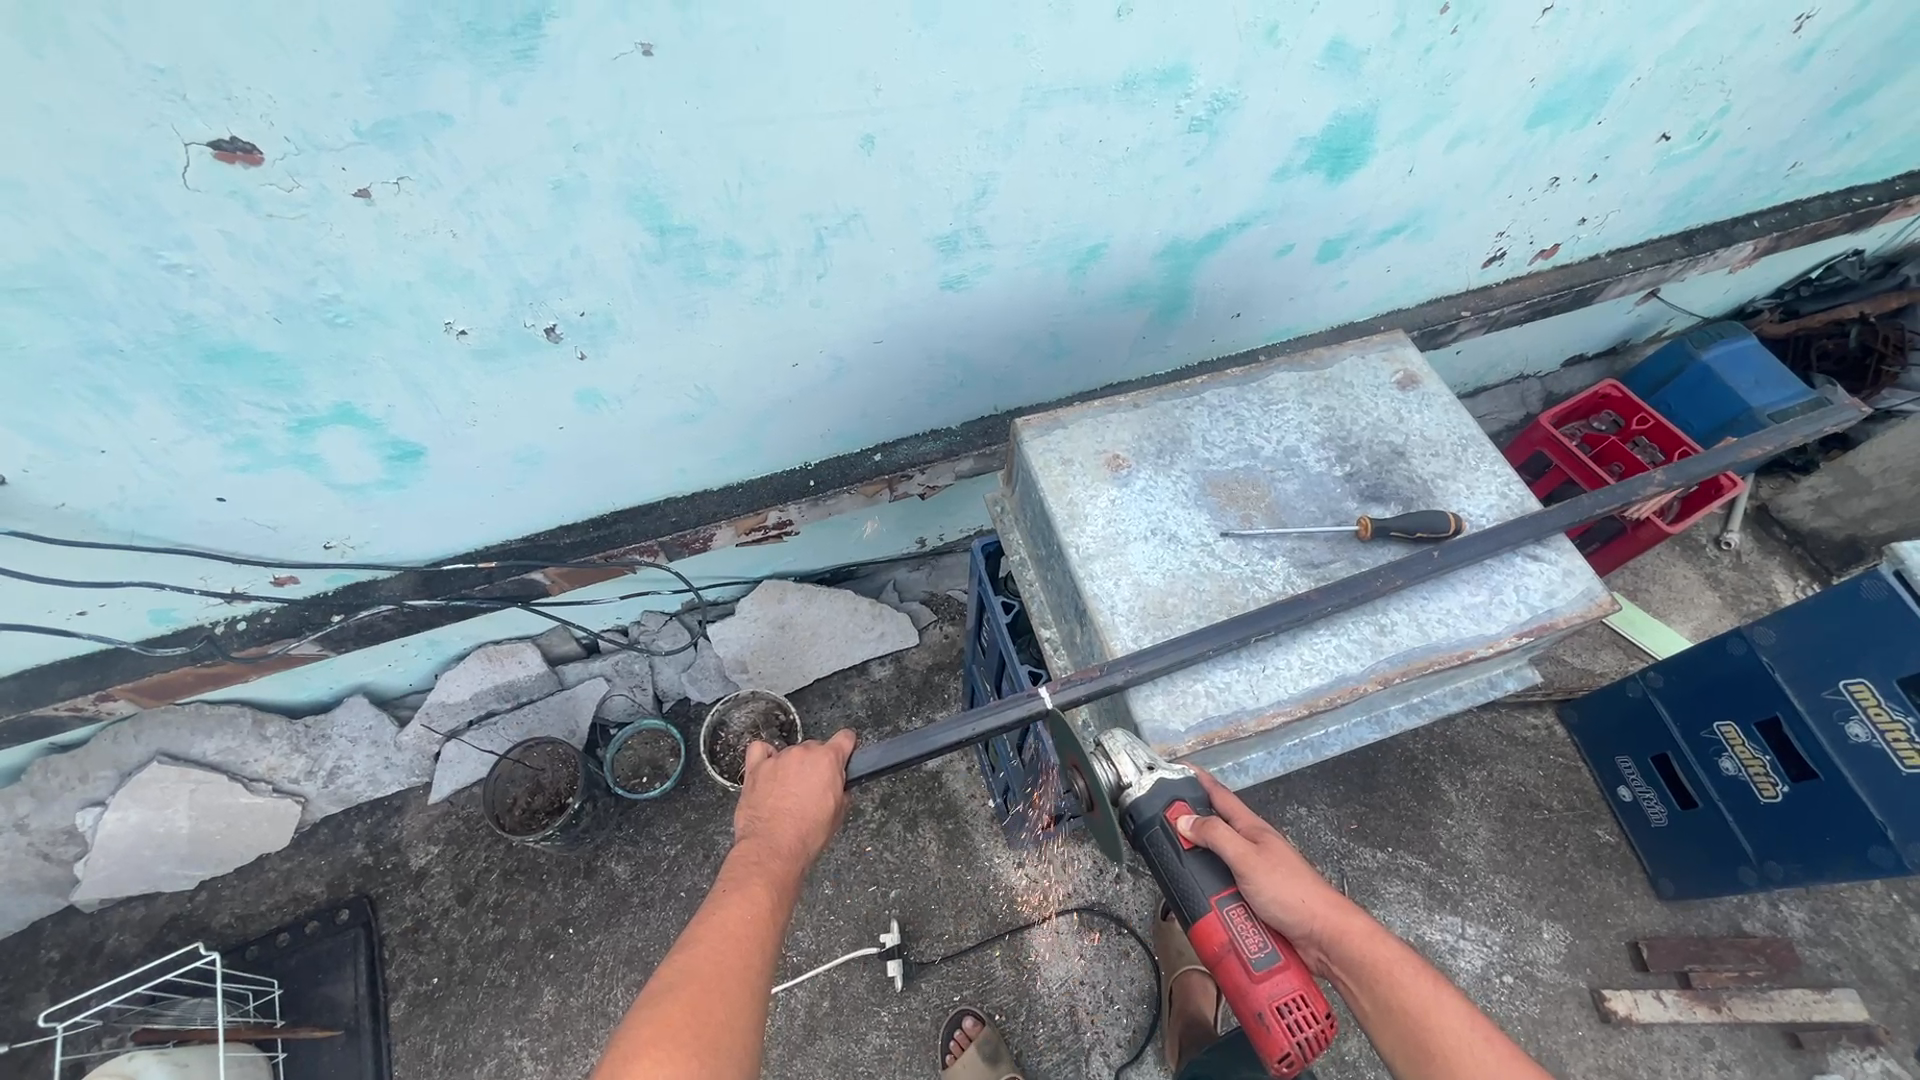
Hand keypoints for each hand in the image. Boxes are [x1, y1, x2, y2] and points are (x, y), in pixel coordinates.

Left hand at [731, 728, 856, 872]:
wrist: (773, 849)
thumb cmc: (805, 835)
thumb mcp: (838, 814)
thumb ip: (841, 790)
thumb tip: (838, 786)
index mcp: (828, 760)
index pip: (845, 738)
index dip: (846, 748)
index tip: (844, 755)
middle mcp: (803, 753)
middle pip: (815, 747)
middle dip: (816, 765)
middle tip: (814, 789)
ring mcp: (778, 758)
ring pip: (790, 753)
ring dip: (792, 767)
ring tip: (787, 793)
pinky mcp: (756, 768)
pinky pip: (761, 750)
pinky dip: (766, 756)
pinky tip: (769, 771)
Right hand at [1174, 768, 1363, 975]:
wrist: (1324, 937)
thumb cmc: (1290, 891)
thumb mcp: (1246, 858)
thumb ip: (1215, 836)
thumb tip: (1184, 819)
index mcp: (1251, 829)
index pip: (1220, 795)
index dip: (1199, 779)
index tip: (1177, 769)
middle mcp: (1251, 848)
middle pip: (1213, 834)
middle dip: (1190, 834)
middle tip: (1162, 835)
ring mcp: (1253, 875)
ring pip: (1216, 867)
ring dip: (1201, 876)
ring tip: (1179, 879)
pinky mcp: (1254, 901)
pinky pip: (1224, 895)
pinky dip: (1212, 899)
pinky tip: (1202, 906)